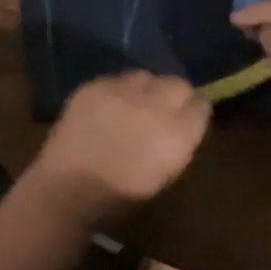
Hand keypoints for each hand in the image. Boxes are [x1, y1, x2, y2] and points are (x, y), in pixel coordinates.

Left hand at [26, 71, 209, 219]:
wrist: (69, 187)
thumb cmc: (121, 193)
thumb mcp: (165, 174)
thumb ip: (179, 143)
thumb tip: (183, 124)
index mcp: (178, 135)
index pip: (201, 106)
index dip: (193, 111)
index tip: (187, 118)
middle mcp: (156, 106)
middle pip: (178, 84)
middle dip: (174, 95)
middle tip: (161, 109)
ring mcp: (123, 92)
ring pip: (146, 76)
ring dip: (145, 89)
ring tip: (133, 104)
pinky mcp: (95, 86)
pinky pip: (116, 79)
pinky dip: (117, 90)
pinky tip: (108, 106)